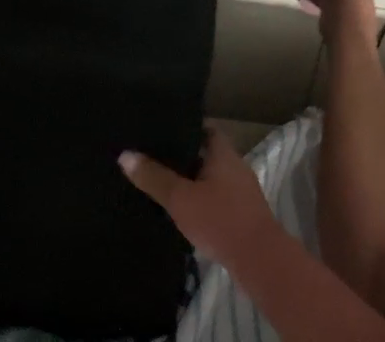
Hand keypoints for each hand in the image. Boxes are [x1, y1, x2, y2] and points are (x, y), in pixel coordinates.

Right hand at [119, 123, 279, 262]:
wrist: (259, 258)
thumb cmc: (220, 219)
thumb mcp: (180, 198)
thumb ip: (154, 177)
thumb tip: (125, 154)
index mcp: (223, 152)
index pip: (204, 128)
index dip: (184, 126)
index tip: (160, 129)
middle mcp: (235, 165)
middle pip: (206, 152)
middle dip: (183, 155)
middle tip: (153, 156)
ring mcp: (241, 189)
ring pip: (211, 176)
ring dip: (191, 179)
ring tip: (161, 181)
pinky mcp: (242, 212)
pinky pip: (217, 196)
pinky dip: (200, 198)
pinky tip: (182, 209)